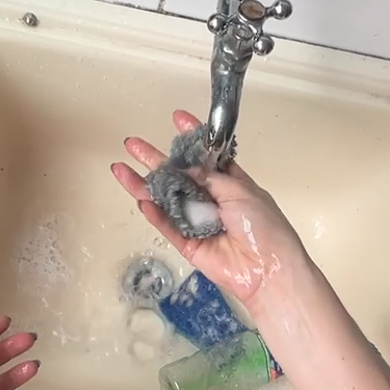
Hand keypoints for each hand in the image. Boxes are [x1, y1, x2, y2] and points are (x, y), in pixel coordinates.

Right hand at [111, 110, 312, 320]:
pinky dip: (154, 213)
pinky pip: (167, 226)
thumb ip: (210, 179)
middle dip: (156, 159)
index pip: (207, 157)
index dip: (192, 139)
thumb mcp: (241, 192)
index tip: (177, 119)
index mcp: (232, 184)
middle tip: (133, 145)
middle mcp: (212, 200)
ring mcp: (197, 222)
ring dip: (144, 184)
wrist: (268, 270)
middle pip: (178, 176)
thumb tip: (186, 169)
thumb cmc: (264, 227)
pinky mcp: (188, 244)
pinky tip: (140, 199)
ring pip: (165, 200)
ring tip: (121, 169)